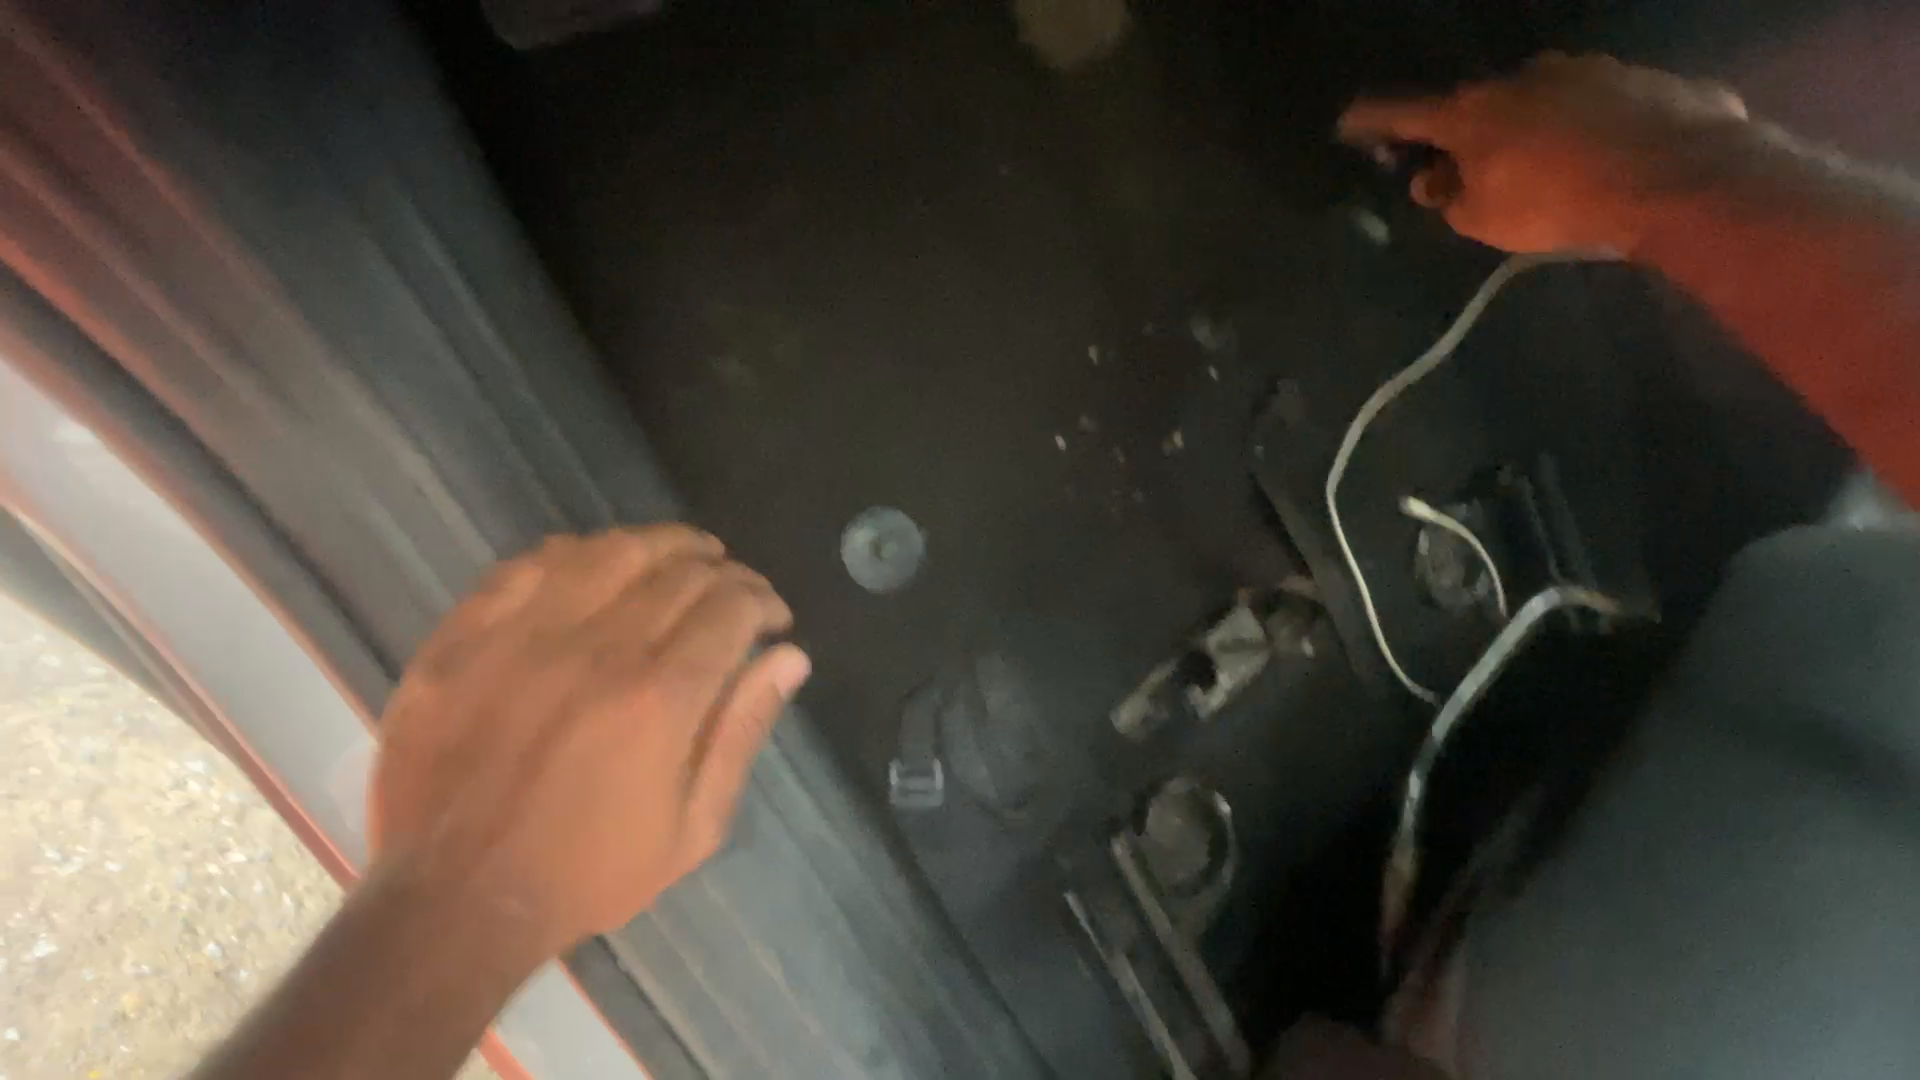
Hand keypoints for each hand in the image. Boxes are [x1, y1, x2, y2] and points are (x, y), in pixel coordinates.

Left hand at [368, 526, 809, 957]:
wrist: (450, 904)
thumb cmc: (589, 872)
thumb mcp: (694, 827)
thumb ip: (744, 731)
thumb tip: (792, 657)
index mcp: (659, 699)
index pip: (731, 607)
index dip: (764, 600)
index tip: (773, 618)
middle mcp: (597, 650)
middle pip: (682, 572)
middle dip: (727, 572)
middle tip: (736, 594)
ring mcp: (522, 636)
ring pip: (613, 550)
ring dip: (664, 545)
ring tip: (685, 559)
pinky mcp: (464, 637)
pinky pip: (532, 563)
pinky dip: (580, 552)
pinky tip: (602, 564)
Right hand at [1339, 53, 1752, 253]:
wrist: (1676, 176)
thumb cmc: (1555, 203)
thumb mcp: (1480, 218)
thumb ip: (1447, 195)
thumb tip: (1432, 177)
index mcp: (1472, 112)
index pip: (1404, 113)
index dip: (1372, 121)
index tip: (1348, 123)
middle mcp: (1523, 77)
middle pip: (1474, 108)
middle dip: (1462, 136)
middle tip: (1462, 173)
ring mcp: (1584, 69)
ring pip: (1534, 103)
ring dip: (1523, 132)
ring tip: (1538, 174)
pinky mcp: (1635, 78)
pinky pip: (1587, 108)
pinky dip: (1576, 132)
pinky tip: (1590, 163)